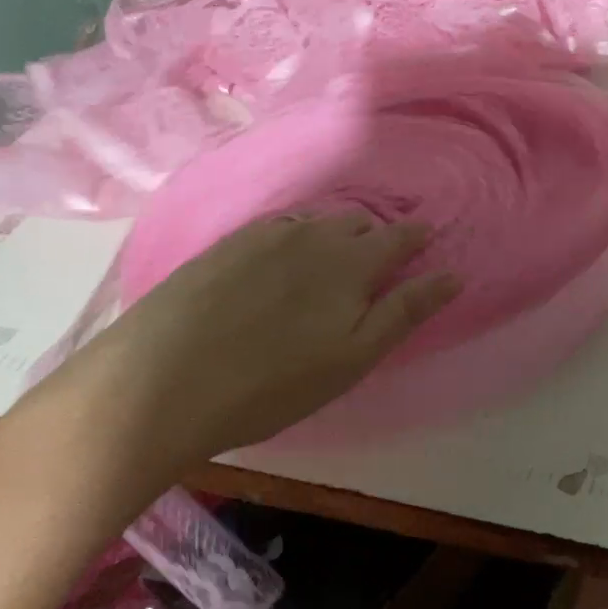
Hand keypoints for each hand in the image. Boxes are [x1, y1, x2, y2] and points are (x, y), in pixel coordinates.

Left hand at [45, 213, 459, 473]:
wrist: (152, 387)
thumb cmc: (271, 383)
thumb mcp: (352, 357)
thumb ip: (406, 310)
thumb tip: (454, 274)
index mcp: (352, 262)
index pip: (400, 236)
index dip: (417, 239)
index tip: (425, 244)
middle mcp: (312, 235)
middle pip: (358, 222)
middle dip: (374, 236)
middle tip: (373, 267)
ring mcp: (261, 237)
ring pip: (314, 221)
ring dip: (332, 235)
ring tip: (327, 265)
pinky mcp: (219, 248)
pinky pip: (273, 228)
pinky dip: (291, 239)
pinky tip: (277, 266)